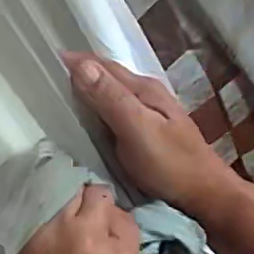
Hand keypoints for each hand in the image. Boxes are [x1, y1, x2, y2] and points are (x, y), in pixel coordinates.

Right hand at [62, 52, 245, 217]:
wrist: (206, 193)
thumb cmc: (170, 164)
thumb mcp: (136, 130)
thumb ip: (110, 99)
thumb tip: (80, 65)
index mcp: (143, 89)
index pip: (103, 65)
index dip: (76, 61)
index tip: (47, 59)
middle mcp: (147, 94)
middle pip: (109, 76)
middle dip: (81, 71)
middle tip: (49, 74)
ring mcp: (151, 112)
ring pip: (113, 92)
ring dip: (90, 88)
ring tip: (64, 92)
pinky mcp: (150, 130)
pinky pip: (118, 110)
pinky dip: (100, 107)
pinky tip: (92, 119)